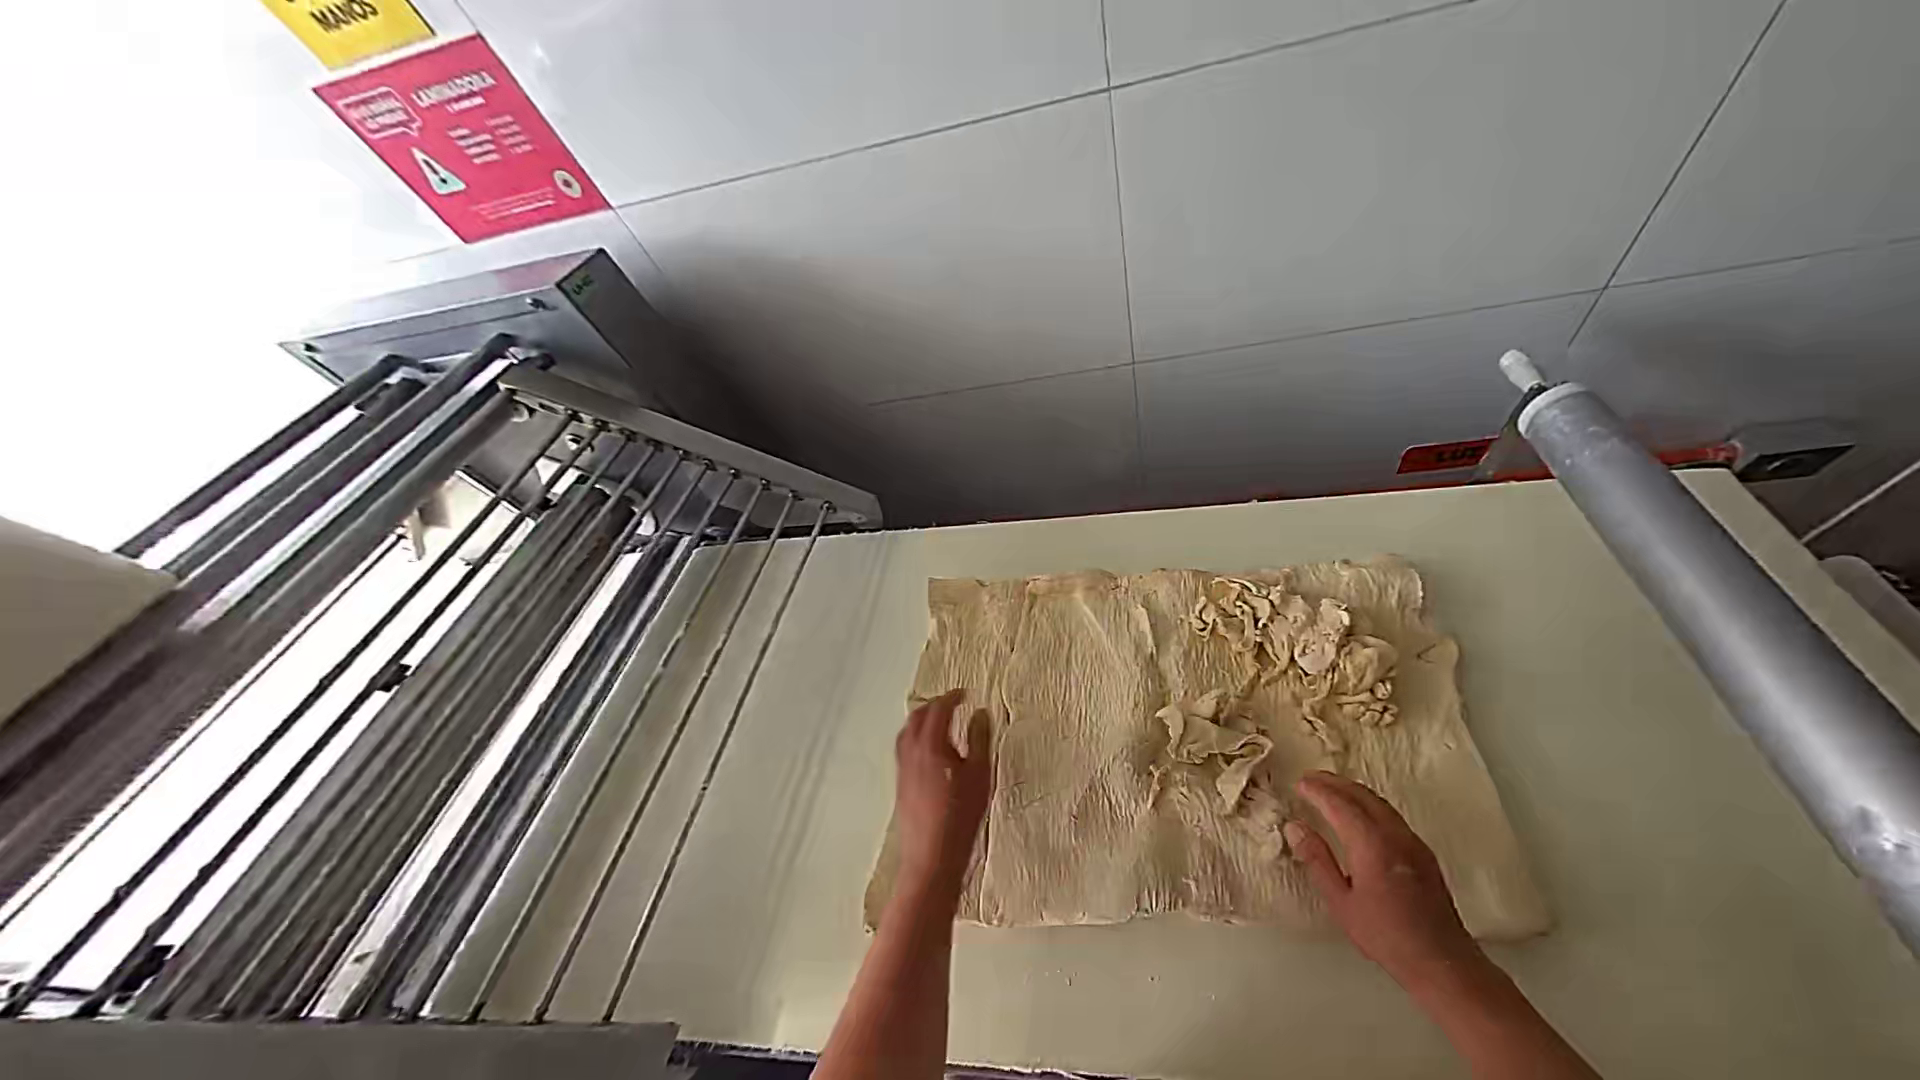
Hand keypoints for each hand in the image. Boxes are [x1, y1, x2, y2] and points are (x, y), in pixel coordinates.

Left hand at [893, 689, 992, 892]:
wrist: (932, 859)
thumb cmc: (960, 817)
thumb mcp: (980, 774)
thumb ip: (980, 739)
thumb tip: (979, 714)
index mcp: (930, 745)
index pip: (939, 709)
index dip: (952, 697)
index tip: (965, 693)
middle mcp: (911, 752)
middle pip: (918, 716)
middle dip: (935, 705)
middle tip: (953, 703)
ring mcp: (903, 769)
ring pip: (908, 732)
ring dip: (923, 720)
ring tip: (941, 722)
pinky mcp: (901, 785)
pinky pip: (905, 748)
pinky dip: (916, 737)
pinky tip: (930, 751)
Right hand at [1284, 771, 1486, 991]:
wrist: (1443, 963)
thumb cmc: (1386, 935)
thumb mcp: (1340, 901)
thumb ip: (1317, 860)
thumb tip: (1295, 827)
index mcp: (1372, 845)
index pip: (1339, 804)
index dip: (1317, 790)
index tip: (1298, 784)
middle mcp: (1395, 836)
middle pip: (1362, 795)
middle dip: (1334, 782)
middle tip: (1310, 779)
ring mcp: (1413, 843)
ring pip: (1379, 802)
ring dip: (1352, 790)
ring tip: (1330, 789)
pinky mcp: (1423, 853)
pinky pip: (1391, 814)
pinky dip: (1368, 803)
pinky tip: (1359, 812)